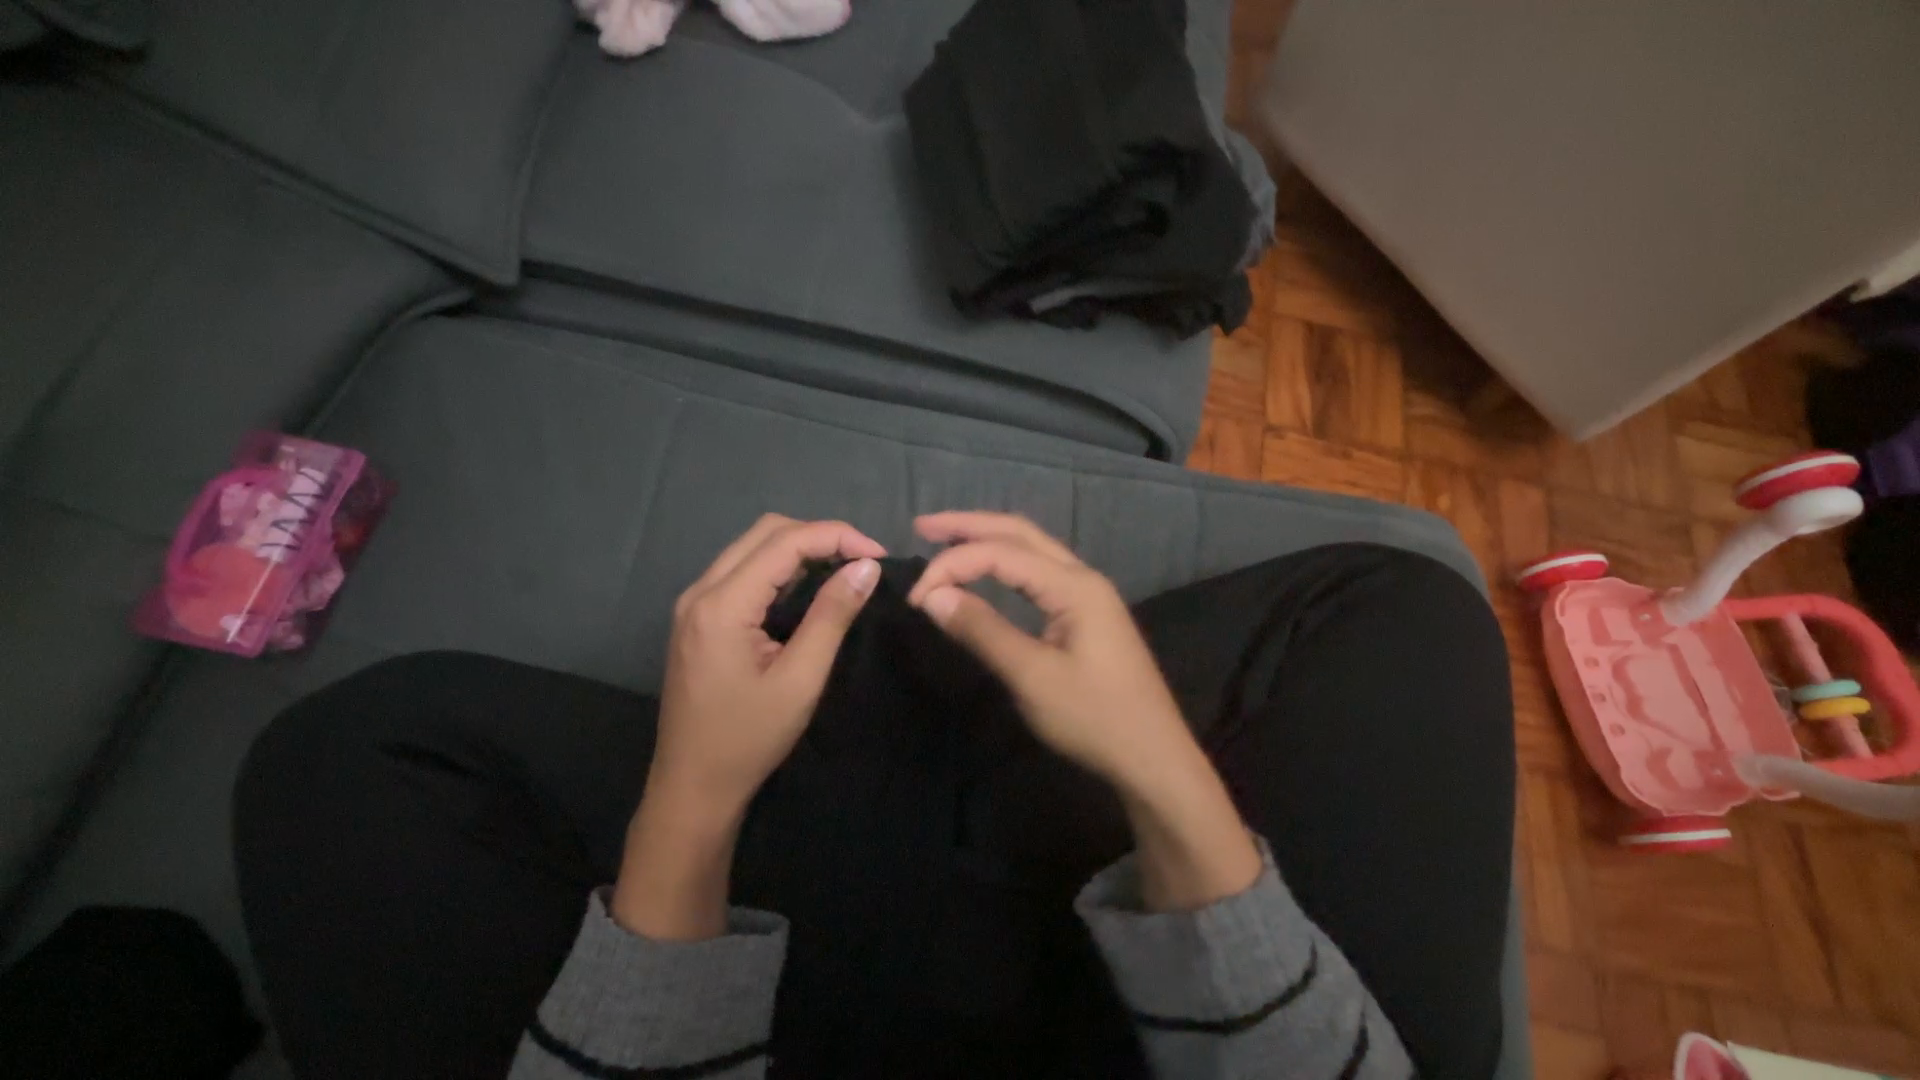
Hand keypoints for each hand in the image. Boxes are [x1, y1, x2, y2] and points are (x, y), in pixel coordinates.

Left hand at [613, 514, 883, 938]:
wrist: (693, 786)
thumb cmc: (748, 739)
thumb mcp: (800, 680)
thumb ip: (831, 616)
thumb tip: (867, 566)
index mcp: (722, 604)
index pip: (785, 542)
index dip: (837, 536)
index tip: (880, 556)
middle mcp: (701, 591)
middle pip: (765, 532)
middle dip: (819, 535)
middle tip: (863, 561)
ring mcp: (694, 604)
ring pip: (751, 548)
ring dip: (798, 549)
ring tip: (843, 570)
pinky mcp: (697, 619)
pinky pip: (741, 572)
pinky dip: (778, 568)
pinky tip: (807, 589)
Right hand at [908, 511, 1259, 910]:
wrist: (1153, 758)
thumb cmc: (1094, 718)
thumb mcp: (1032, 676)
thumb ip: (983, 630)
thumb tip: (933, 596)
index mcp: (1074, 586)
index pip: (1001, 553)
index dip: (952, 566)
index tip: (915, 598)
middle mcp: (1083, 578)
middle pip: (1020, 533)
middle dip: (970, 526)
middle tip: (922, 526)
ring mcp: (1089, 596)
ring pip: (1033, 550)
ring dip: (989, 540)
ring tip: (947, 539)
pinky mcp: (1088, 616)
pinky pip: (1041, 573)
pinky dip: (1007, 564)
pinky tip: (990, 572)